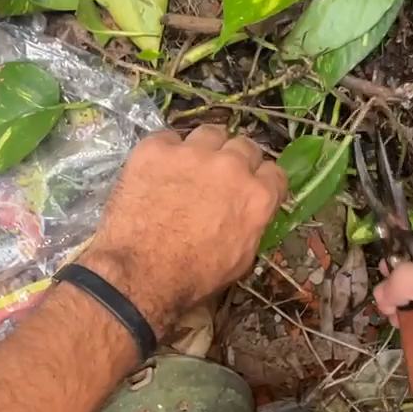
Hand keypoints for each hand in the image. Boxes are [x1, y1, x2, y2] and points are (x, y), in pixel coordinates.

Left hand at [79, 125, 287, 331]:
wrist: (139, 273)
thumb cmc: (192, 277)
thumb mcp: (239, 260)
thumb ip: (251, 225)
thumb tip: (249, 214)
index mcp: (256, 196)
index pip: (273, 173)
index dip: (261, 181)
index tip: (250, 188)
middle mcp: (231, 166)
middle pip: (244, 146)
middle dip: (235, 161)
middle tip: (218, 179)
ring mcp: (193, 153)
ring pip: (209, 134)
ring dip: (205, 149)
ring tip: (189, 168)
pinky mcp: (157, 149)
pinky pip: (168, 138)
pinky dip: (166, 152)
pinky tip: (157, 171)